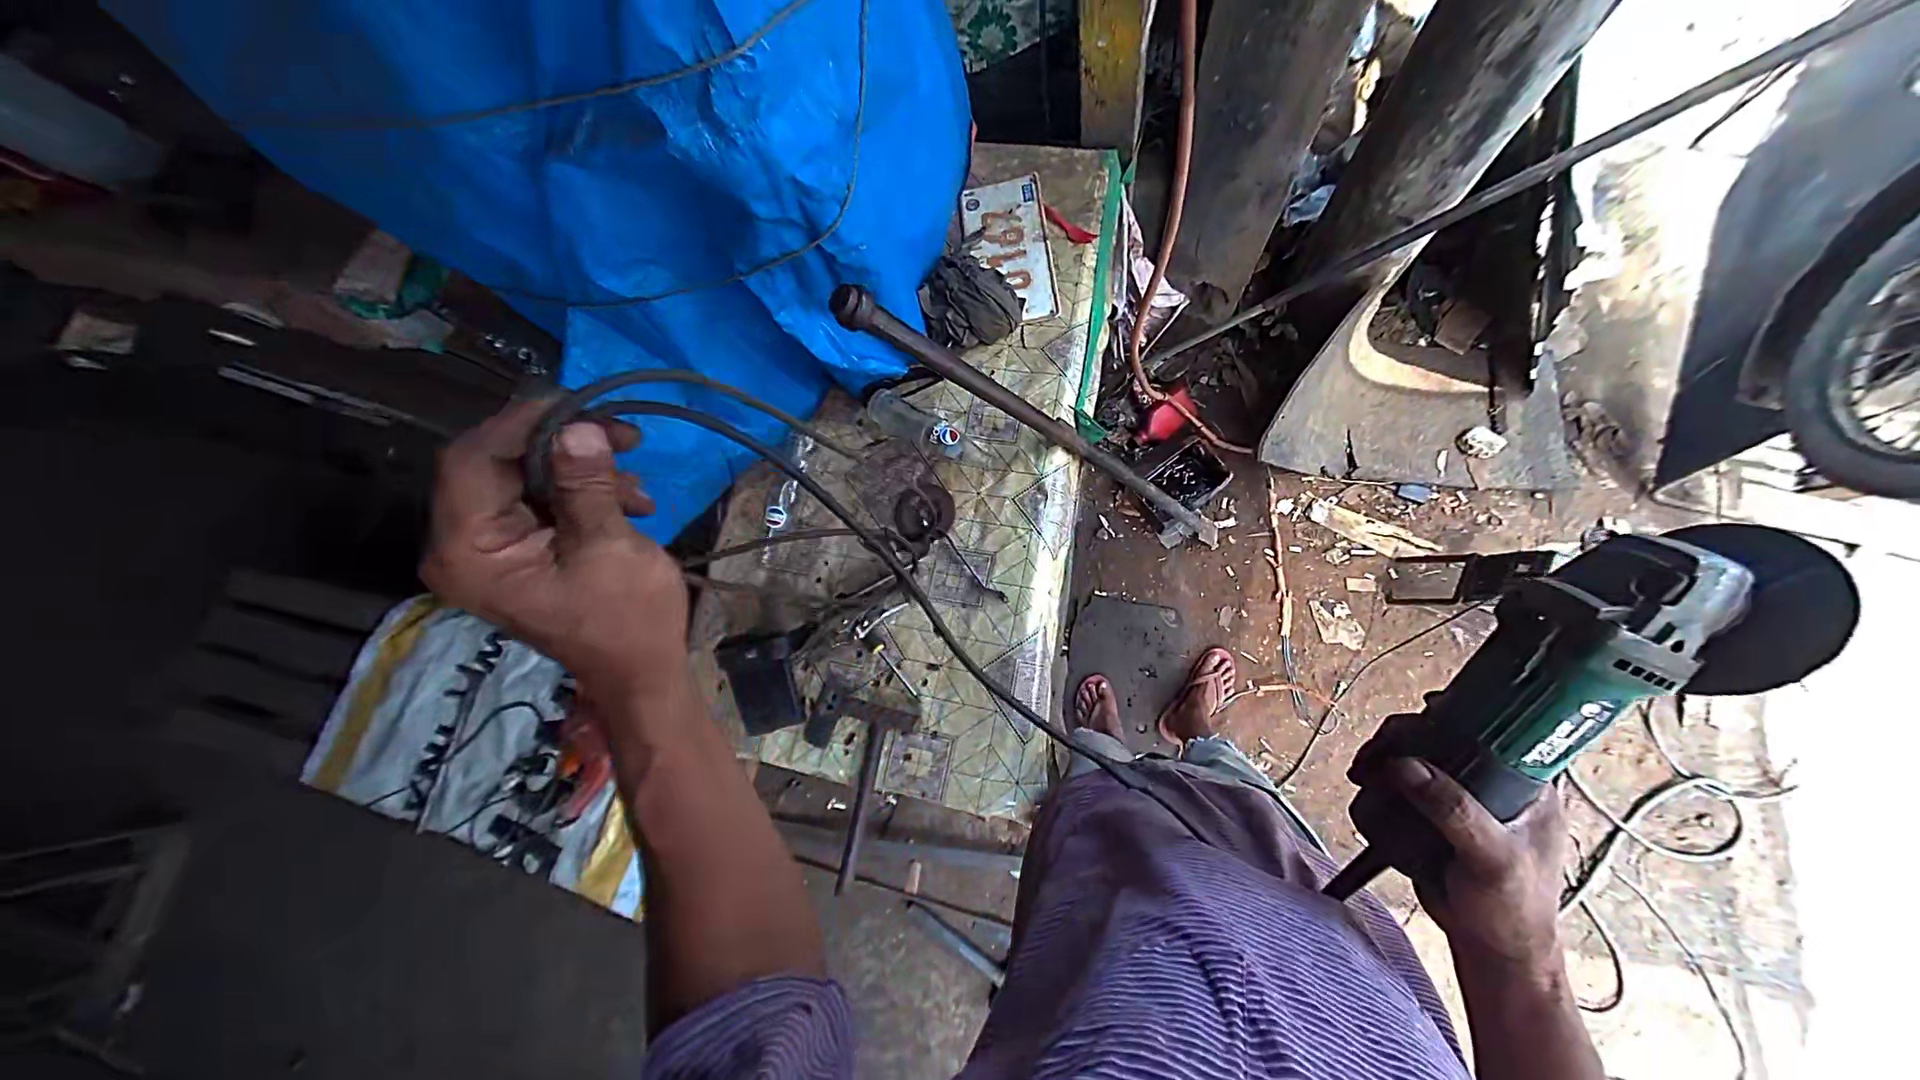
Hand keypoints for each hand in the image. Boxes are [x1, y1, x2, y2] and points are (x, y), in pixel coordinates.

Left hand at [420, 397, 689, 693]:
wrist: (642, 671)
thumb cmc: (628, 620)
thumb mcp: (611, 548)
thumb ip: (588, 486)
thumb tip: (579, 427)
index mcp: (470, 553)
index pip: (472, 461)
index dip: (522, 424)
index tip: (580, 404)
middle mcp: (464, 547)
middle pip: (496, 466)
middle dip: (562, 445)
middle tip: (621, 435)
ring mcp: (492, 549)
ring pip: (524, 479)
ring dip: (581, 471)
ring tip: (637, 486)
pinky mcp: (520, 551)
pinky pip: (541, 501)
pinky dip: (583, 493)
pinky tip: (629, 500)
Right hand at [1351, 715, 1567, 968]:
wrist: (1491, 947)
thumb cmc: (1513, 908)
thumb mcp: (1492, 859)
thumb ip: (1453, 811)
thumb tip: (1404, 765)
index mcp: (1526, 781)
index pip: (1492, 724)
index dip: (1456, 710)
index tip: (1421, 713)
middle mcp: (1493, 778)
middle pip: (1440, 733)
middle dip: (1402, 737)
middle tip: (1376, 752)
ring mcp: (1461, 792)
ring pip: (1414, 752)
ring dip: (1383, 755)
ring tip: (1363, 771)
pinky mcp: (1432, 808)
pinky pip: (1399, 777)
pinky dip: (1378, 775)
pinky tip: (1365, 783)